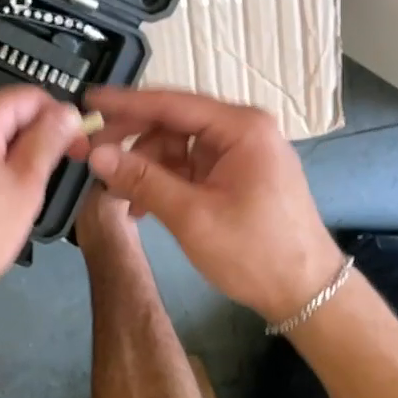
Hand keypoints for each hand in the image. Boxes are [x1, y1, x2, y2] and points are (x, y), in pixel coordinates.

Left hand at [0, 85, 79, 307]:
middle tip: (57, 175)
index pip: (33, 96)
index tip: (79, 149)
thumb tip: (66, 112)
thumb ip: (47, 142)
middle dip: (39, 138)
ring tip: (28, 196)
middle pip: (9, 114)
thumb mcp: (25, 186)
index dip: (62, 118)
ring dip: (16, 158)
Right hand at [79, 87, 340, 320]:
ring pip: (177, 145)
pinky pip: (189, 165)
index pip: (171, 103)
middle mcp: (243, 130)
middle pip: (173, 122)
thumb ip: (142, 180)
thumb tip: (96, 155)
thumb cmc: (255, 252)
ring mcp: (241, 152)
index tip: (88, 101)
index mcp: (241, 128)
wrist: (308, 296)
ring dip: (146, 167)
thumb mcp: (191, 216)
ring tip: (120, 195)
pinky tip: (141, 205)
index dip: (125, 103)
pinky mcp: (237, 174)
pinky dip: (164, 181)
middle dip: (133, 141)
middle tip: (93, 156)